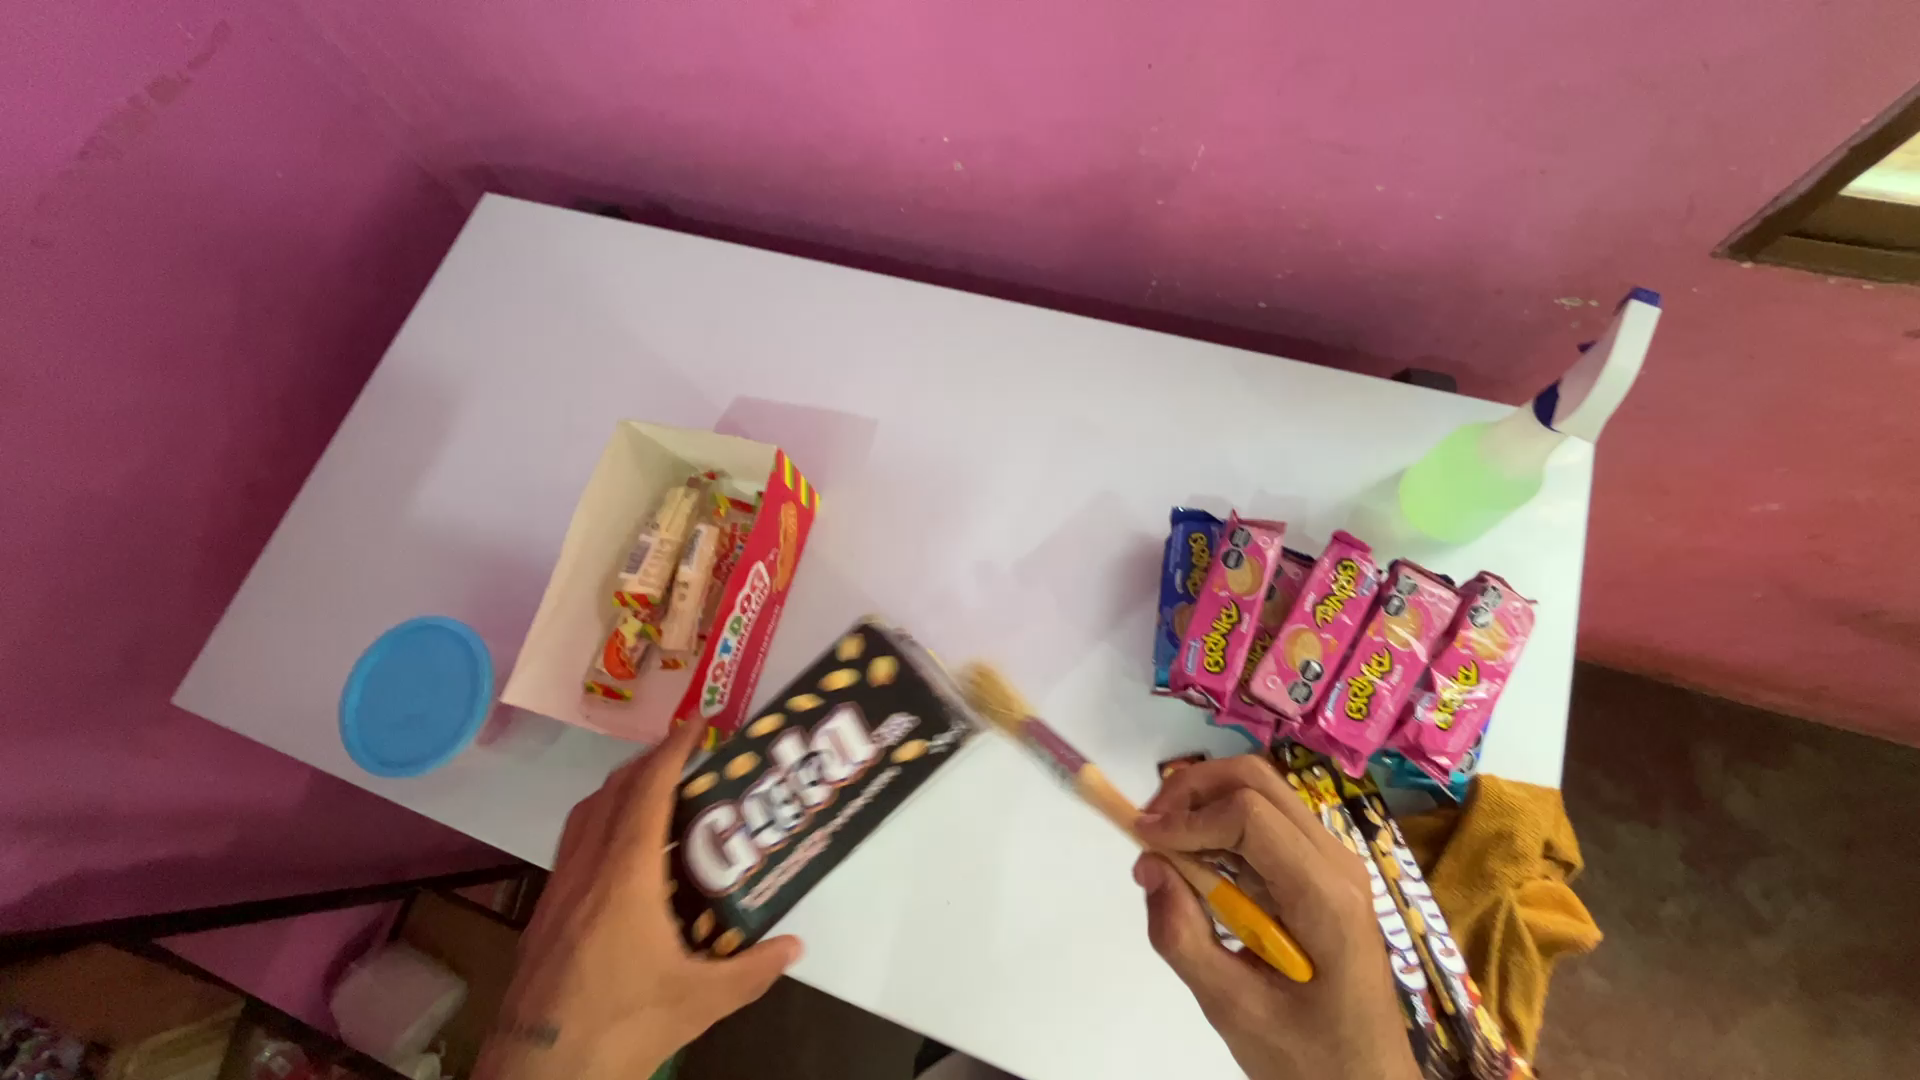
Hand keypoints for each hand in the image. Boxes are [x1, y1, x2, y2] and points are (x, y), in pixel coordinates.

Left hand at [475, 720, 801, 1079]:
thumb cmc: (620, 1028)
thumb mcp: (699, 1002)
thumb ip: (753, 970)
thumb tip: (796, 945)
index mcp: (626, 877)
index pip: (648, 792)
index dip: (673, 750)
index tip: (697, 723)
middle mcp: (587, 871)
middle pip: (614, 792)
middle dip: (650, 761)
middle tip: (688, 754)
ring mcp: (559, 892)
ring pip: (587, 815)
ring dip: (622, 788)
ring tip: (659, 792)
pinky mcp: (544, 914)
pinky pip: (575, 843)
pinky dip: (603, 822)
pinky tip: (626, 855)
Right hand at [1134, 755, 1417, 1079]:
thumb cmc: (1309, 1059)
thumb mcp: (1235, 1010)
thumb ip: (1183, 938)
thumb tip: (1147, 866)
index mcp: (1327, 898)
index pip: (1250, 815)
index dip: (1188, 818)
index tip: (1143, 842)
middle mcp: (1337, 862)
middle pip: (1255, 780)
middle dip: (1191, 790)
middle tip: (1149, 829)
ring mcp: (1333, 861)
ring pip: (1259, 789)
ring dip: (1203, 801)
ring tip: (1166, 844)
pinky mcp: (1320, 869)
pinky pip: (1264, 818)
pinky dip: (1219, 821)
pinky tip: (1197, 861)